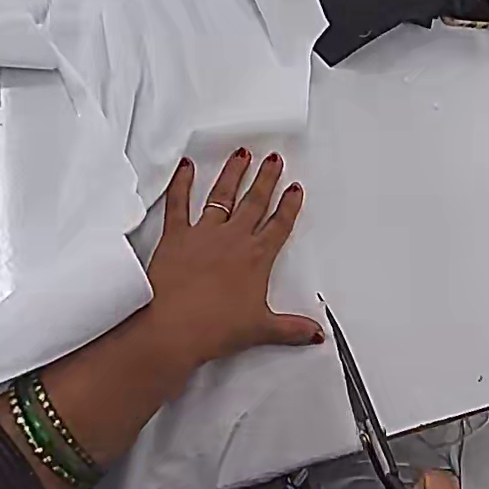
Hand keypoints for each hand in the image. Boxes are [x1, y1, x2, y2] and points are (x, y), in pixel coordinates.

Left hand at [144, 149, 321, 368]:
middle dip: (267, 178)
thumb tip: (315, 334)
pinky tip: (186, 168)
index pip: (279, 224)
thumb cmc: (214, 328)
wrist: (173, 329)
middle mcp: (233, 239)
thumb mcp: (261, 329)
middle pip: (255, 201)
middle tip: (274, 160)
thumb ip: (291, 329)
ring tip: (242, 154)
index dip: (289, 205)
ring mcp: (203, 234)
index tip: (295, 189)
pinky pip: (179, 203)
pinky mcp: (176, 237)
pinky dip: (181, 183)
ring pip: (223, 194)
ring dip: (234, 173)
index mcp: (256, 258)